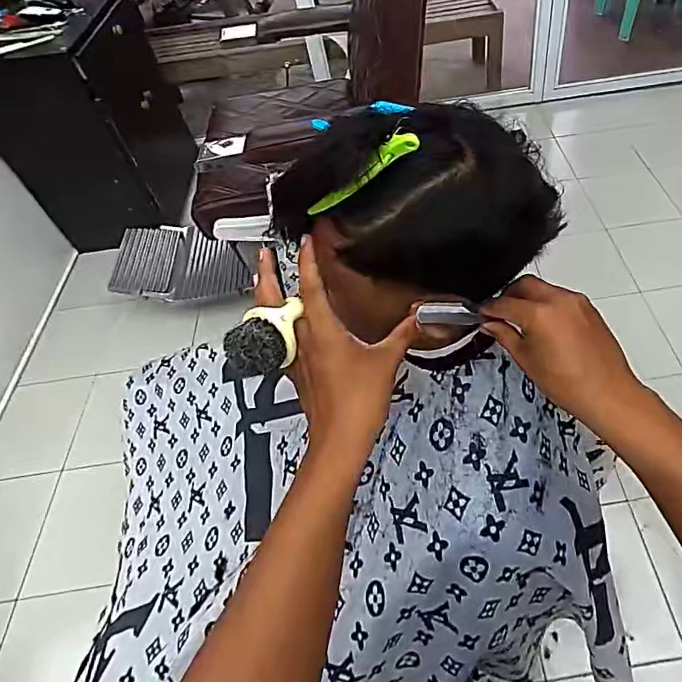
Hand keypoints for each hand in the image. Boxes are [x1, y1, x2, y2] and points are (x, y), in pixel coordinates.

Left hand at [254, 239, 417, 459]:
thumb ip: (402, 334)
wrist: (339, 439)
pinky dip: (276, 323)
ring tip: (265, 281)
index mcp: (322, 332)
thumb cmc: (357, 404)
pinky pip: (279, 339)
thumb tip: (416, 317)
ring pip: (271, 320)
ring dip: (266, 297)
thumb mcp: (387, 362)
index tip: (304, 242)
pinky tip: (285, 326)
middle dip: (267, 274)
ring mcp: (294, 357)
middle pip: (274, 301)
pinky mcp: (294, 373)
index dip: (306, 261)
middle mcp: (301, 341)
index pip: (308, 287)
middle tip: (265, 255)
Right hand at [479, 276, 649, 434]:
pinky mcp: (588, 307)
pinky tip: (543, 323)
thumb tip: (493, 325)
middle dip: (508, 295)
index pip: (505, 302)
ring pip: (544, 288)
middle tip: (499, 312)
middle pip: (525, 284)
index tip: (484, 314)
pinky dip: (548, 303)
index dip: (490, 308)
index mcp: (540, 314)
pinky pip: (561, 296)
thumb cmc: (573, 385)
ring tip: (521, 320)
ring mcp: (576, 302)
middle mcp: (559, 301)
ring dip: (529, 297)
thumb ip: (507, 336)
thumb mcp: (528, 361)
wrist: (607, 393)